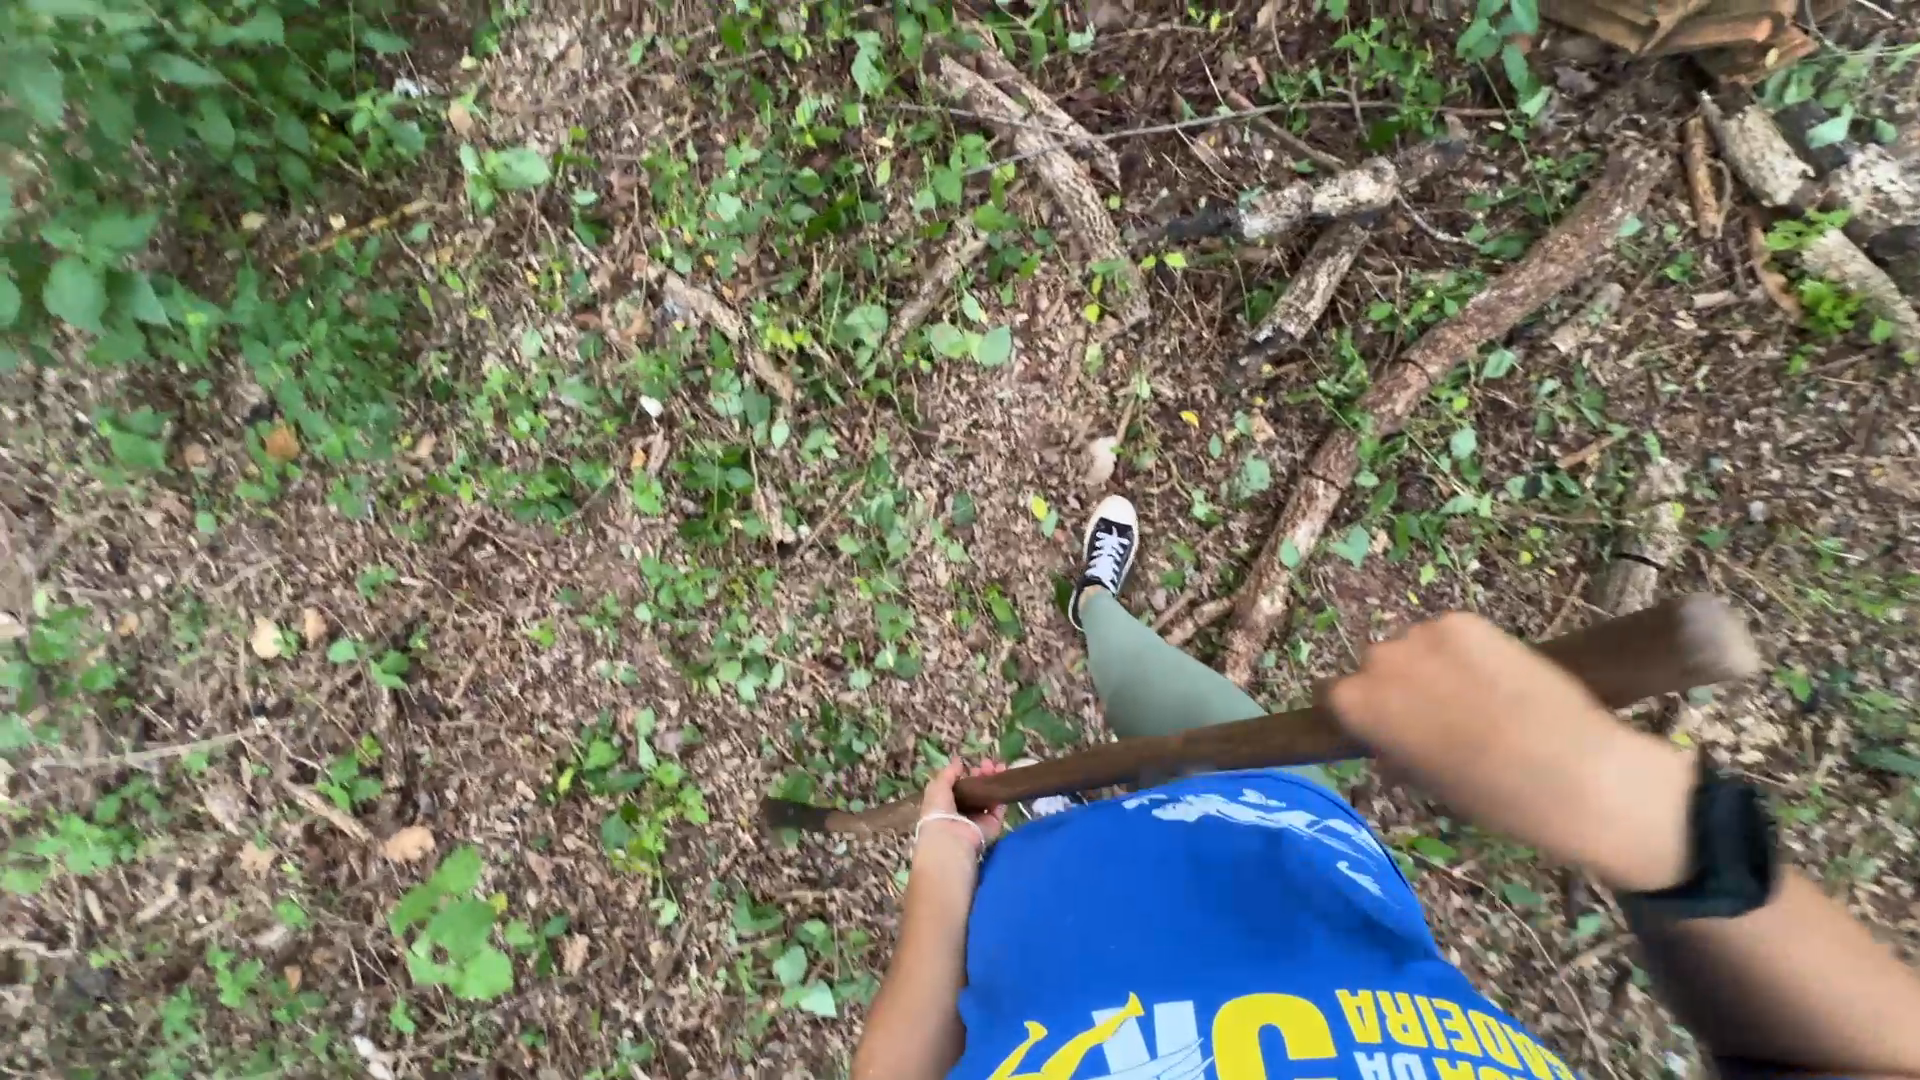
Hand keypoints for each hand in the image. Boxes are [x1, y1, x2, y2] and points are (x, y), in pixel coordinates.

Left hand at [918, 759, 1008, 852]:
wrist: (950, 840)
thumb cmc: (938, 812)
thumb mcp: (937, 788)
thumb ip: (948, 773)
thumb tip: (959, 761)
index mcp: (948, 804)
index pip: (962, 786)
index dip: (969, 774)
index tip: (976, 764)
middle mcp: (964, 812)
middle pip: (978, 790)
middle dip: (984, 774)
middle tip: (990, 764)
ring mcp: (979, 819)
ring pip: (990, 797)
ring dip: (995, 781)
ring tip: (1000, 767)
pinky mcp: (992, 826)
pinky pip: (999, 808)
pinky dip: (1002, 795)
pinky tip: (1005, 780)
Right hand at [1325, 612, 1696, 891]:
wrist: (1578, 775)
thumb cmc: (1491, 796)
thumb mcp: (1426, 782)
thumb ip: (1395, 749)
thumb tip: (1390, 740)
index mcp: (1355, 703)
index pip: (1335, 696)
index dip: (1362, 714)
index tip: (1387, 731)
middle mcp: (1376, 660)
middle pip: (1375, 667)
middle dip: (1397, 687)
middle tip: (1435, 717)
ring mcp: (1421, 635)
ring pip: (1413, 648)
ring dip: (1430, 666)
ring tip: (1475, 698)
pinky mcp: (1464, 621)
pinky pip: (1449, 634)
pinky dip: (1463, 652)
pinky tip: (1494, 679)